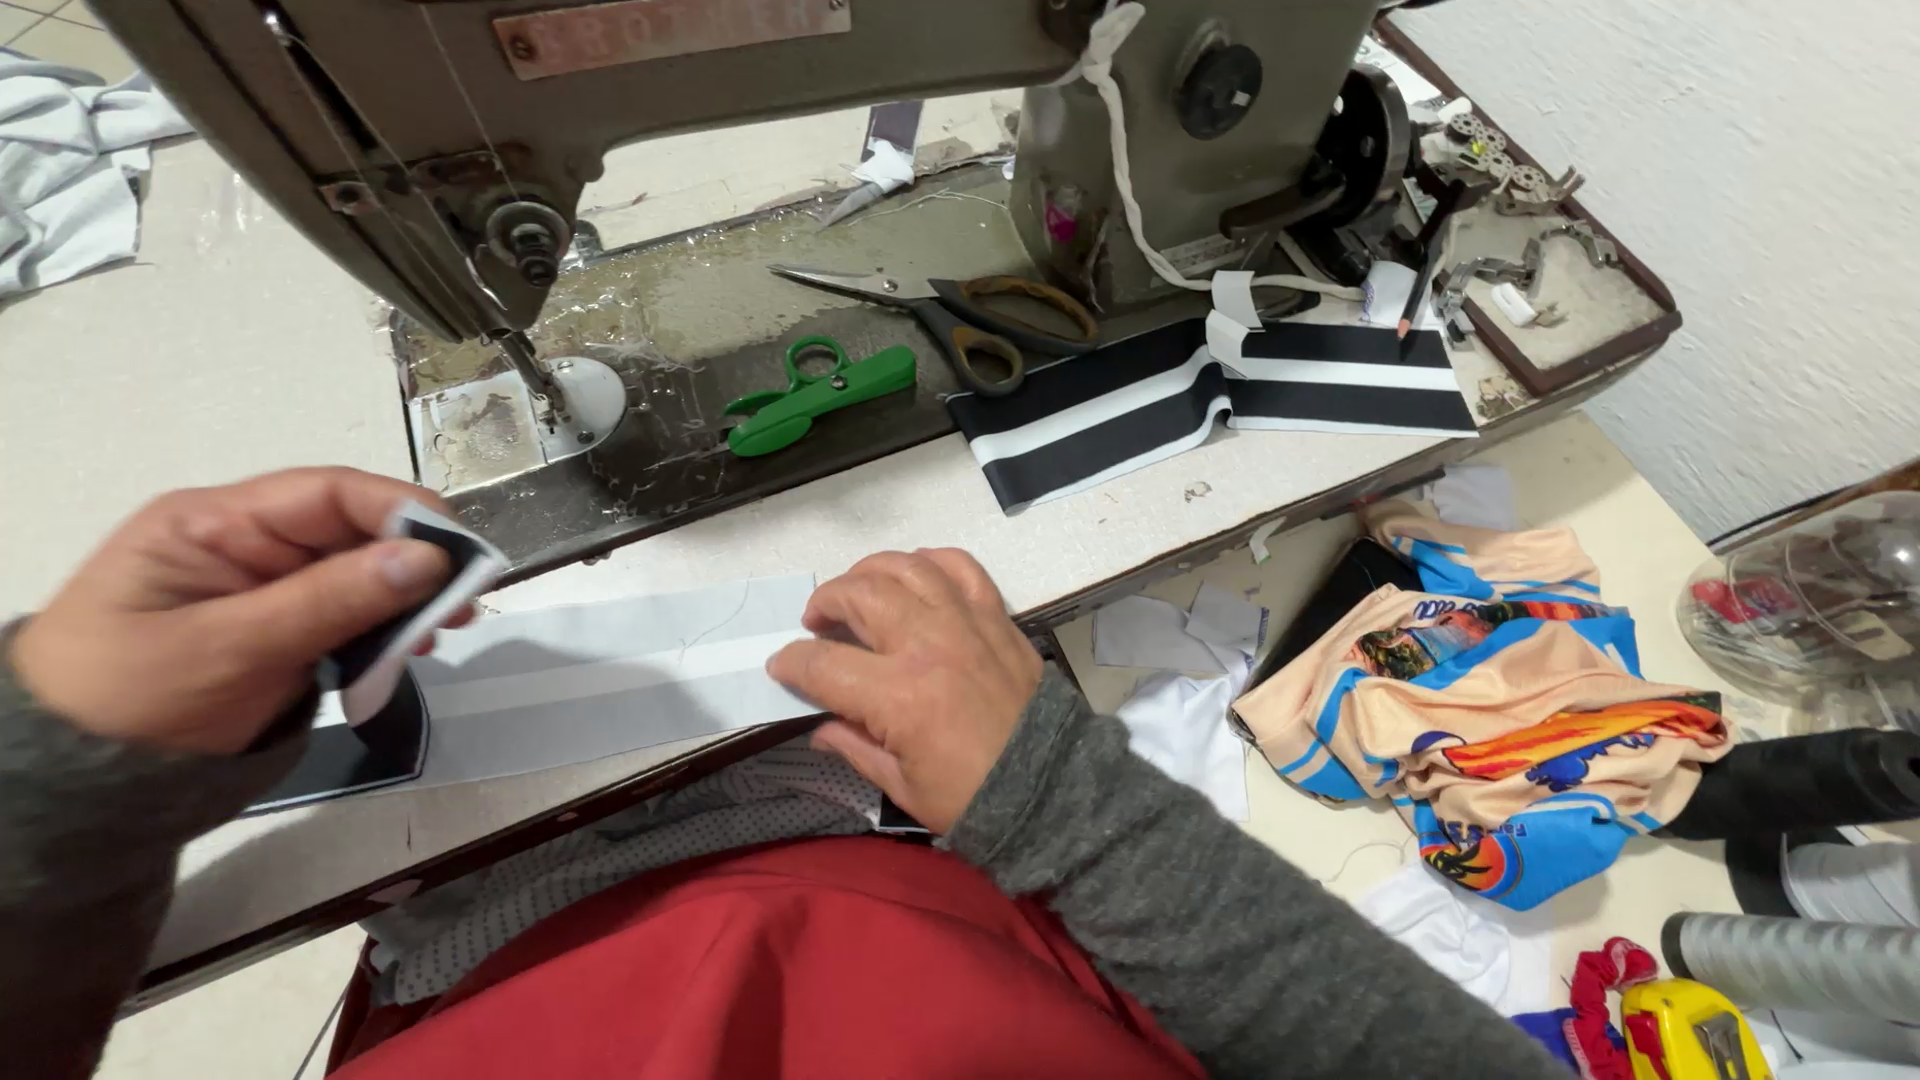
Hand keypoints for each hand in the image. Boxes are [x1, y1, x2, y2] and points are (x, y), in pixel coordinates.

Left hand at [9, 468, 468, 755]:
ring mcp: (275, 582)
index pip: (331, 493)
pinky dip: (395, 626)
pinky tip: (414, 647)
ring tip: (441, 636)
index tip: (461, 554)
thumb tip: (431, 560)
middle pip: (360, 531)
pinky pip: (362, 608)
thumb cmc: (132, 702)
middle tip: (465, 606)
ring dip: (414, 599)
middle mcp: (253, 541)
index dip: (404, 512)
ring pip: (370, 571)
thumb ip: (333, 599)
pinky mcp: (295, 620)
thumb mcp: (232, 647)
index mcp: (216, 524)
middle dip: (420, 563)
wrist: (77, 787)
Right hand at [767, 549, 1042, 833]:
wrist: (1049, 784)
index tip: (782, 666)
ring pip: (905, 567)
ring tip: (858, 590)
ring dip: (869, 571)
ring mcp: (965, 622)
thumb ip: (852, 745)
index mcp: (897, 695)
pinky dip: (932, 560)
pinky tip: (916, 572)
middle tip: (817, 621)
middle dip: (824, 602)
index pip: (823, 663)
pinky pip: (961, 566)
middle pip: (859, 595)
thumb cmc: (970, 794)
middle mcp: (927, 644)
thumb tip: (819, 723)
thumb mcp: (900, 785)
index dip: (791, 662)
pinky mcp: (995, 615)